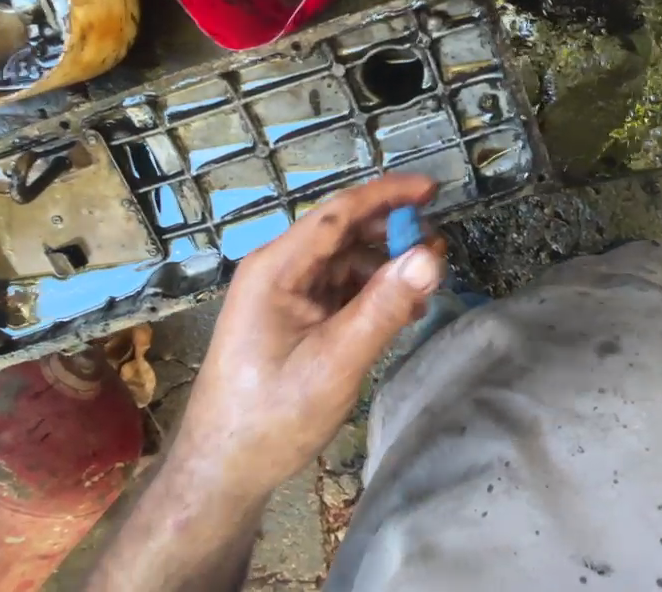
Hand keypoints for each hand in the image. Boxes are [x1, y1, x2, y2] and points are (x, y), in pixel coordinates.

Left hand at [171, 173, 445, 500]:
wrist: (223, 473)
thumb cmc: (272, 416)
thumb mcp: (335, 362)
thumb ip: (384, 307)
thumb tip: (431, 257)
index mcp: (277, 267)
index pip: (338, 212)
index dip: (387, 195)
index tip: (431, 189)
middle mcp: (279, 269)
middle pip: (344, 232)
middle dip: (393, 234)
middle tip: (438, 250)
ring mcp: (285, 294)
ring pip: (345, 261)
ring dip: (386, 267)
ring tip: (425, 288)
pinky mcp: (294, 317)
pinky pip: (340, 289)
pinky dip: (373, 293)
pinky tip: (401, 310)